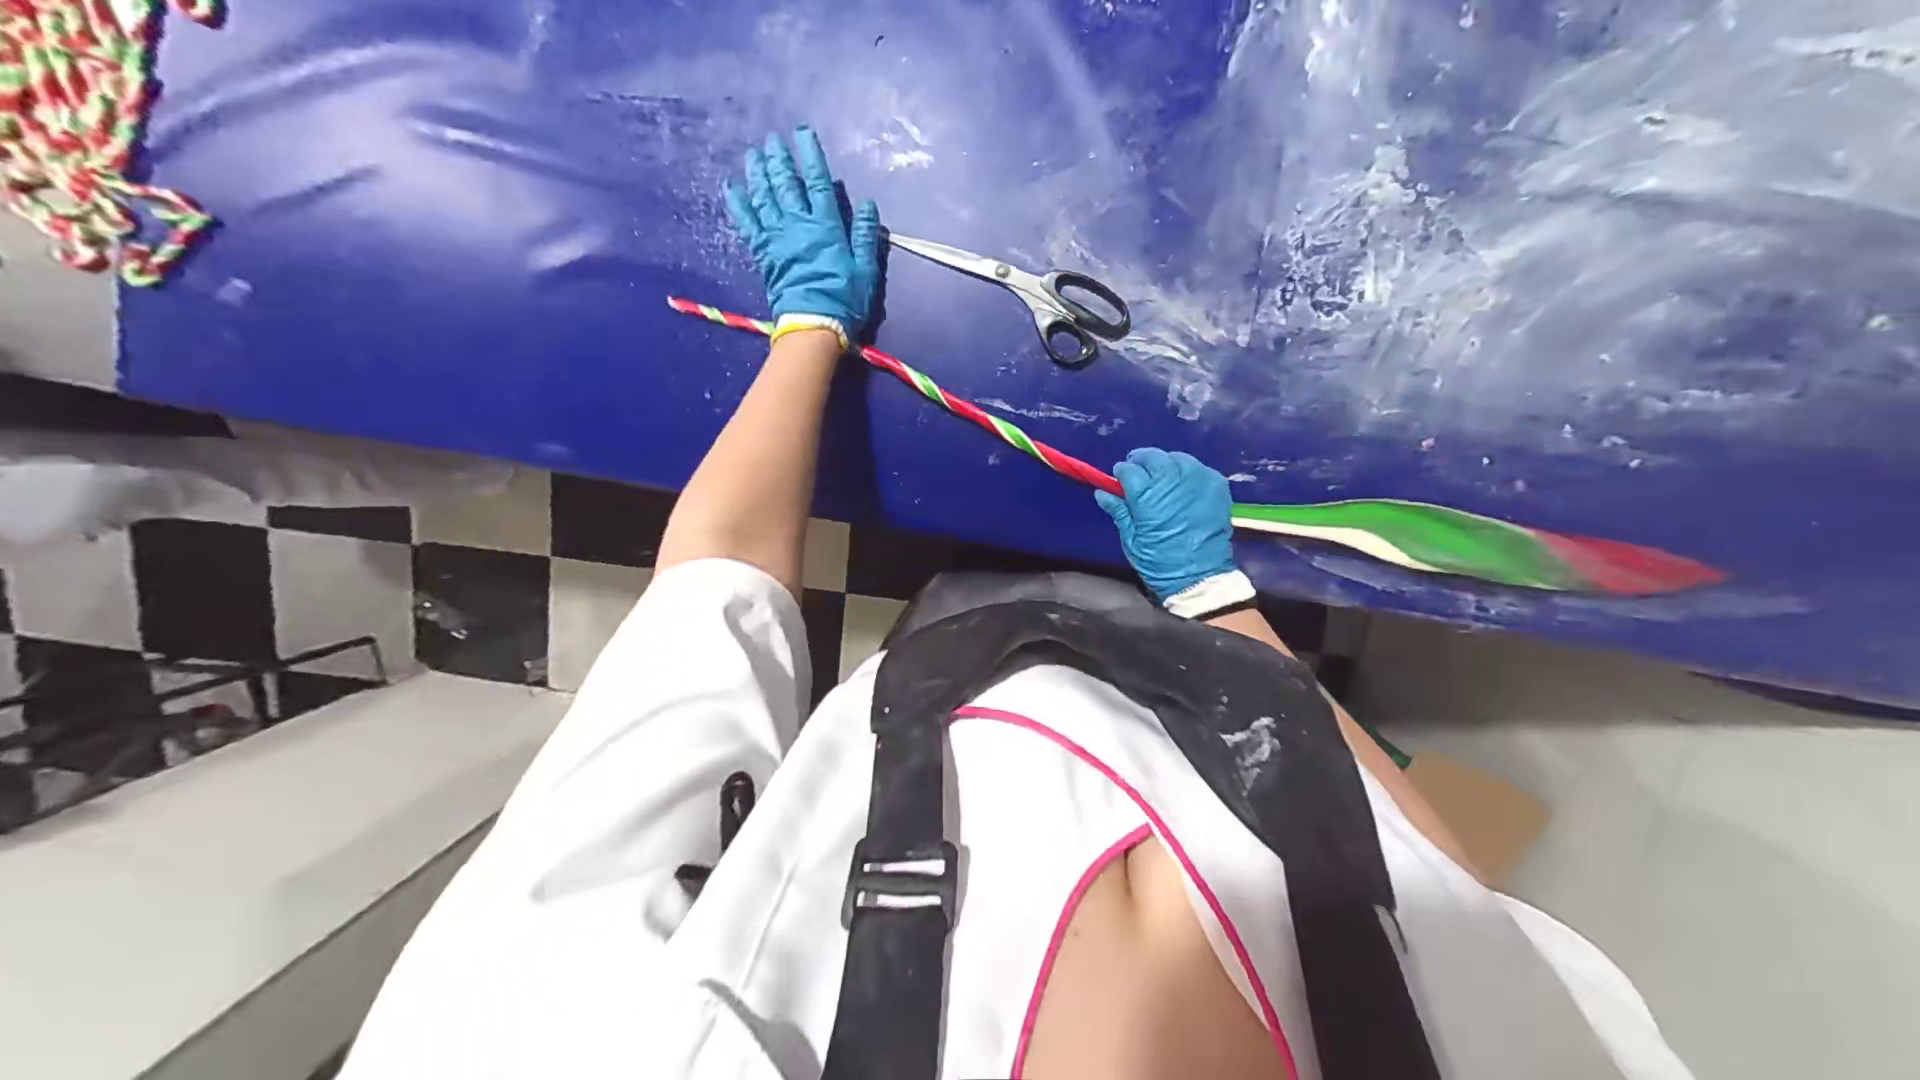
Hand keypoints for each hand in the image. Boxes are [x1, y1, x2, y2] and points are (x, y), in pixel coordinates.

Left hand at [724, 126, 881, 345]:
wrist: (814, 325)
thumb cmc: (845, 299)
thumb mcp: (866, 269)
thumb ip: (865, 235)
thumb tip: (867, 205)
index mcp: (826, 225)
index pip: (817, 181)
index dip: (810, 155)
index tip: (803, 134)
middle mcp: (799, 224)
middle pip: (785, 183)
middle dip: (779, 159)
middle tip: (772, 140)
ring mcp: (777, 238)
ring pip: (764, 196)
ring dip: (757, 173)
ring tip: (753, 154)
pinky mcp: (764, 253)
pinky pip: (747, 222)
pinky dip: (738, 203)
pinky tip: (732, 187)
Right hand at [1096, 448, 1247, 612]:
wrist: (1199, 576)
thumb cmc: (1159, 562)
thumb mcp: (1130, 540)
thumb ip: (1118, 511)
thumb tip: (1102, 492)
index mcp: (1148, 498)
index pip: (1129, 470)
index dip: (1122, 472)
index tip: (1119, 479)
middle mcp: (1173, 483)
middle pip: (1153, 457)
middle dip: (1142, 462)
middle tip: (1138, 474)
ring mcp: (1197, 482)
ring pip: (1176, 458)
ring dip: (1164, 464)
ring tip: (1161, 478)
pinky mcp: (1216, 485)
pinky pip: (1198, 467)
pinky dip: (1187, 471)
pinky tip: (1182, 484)